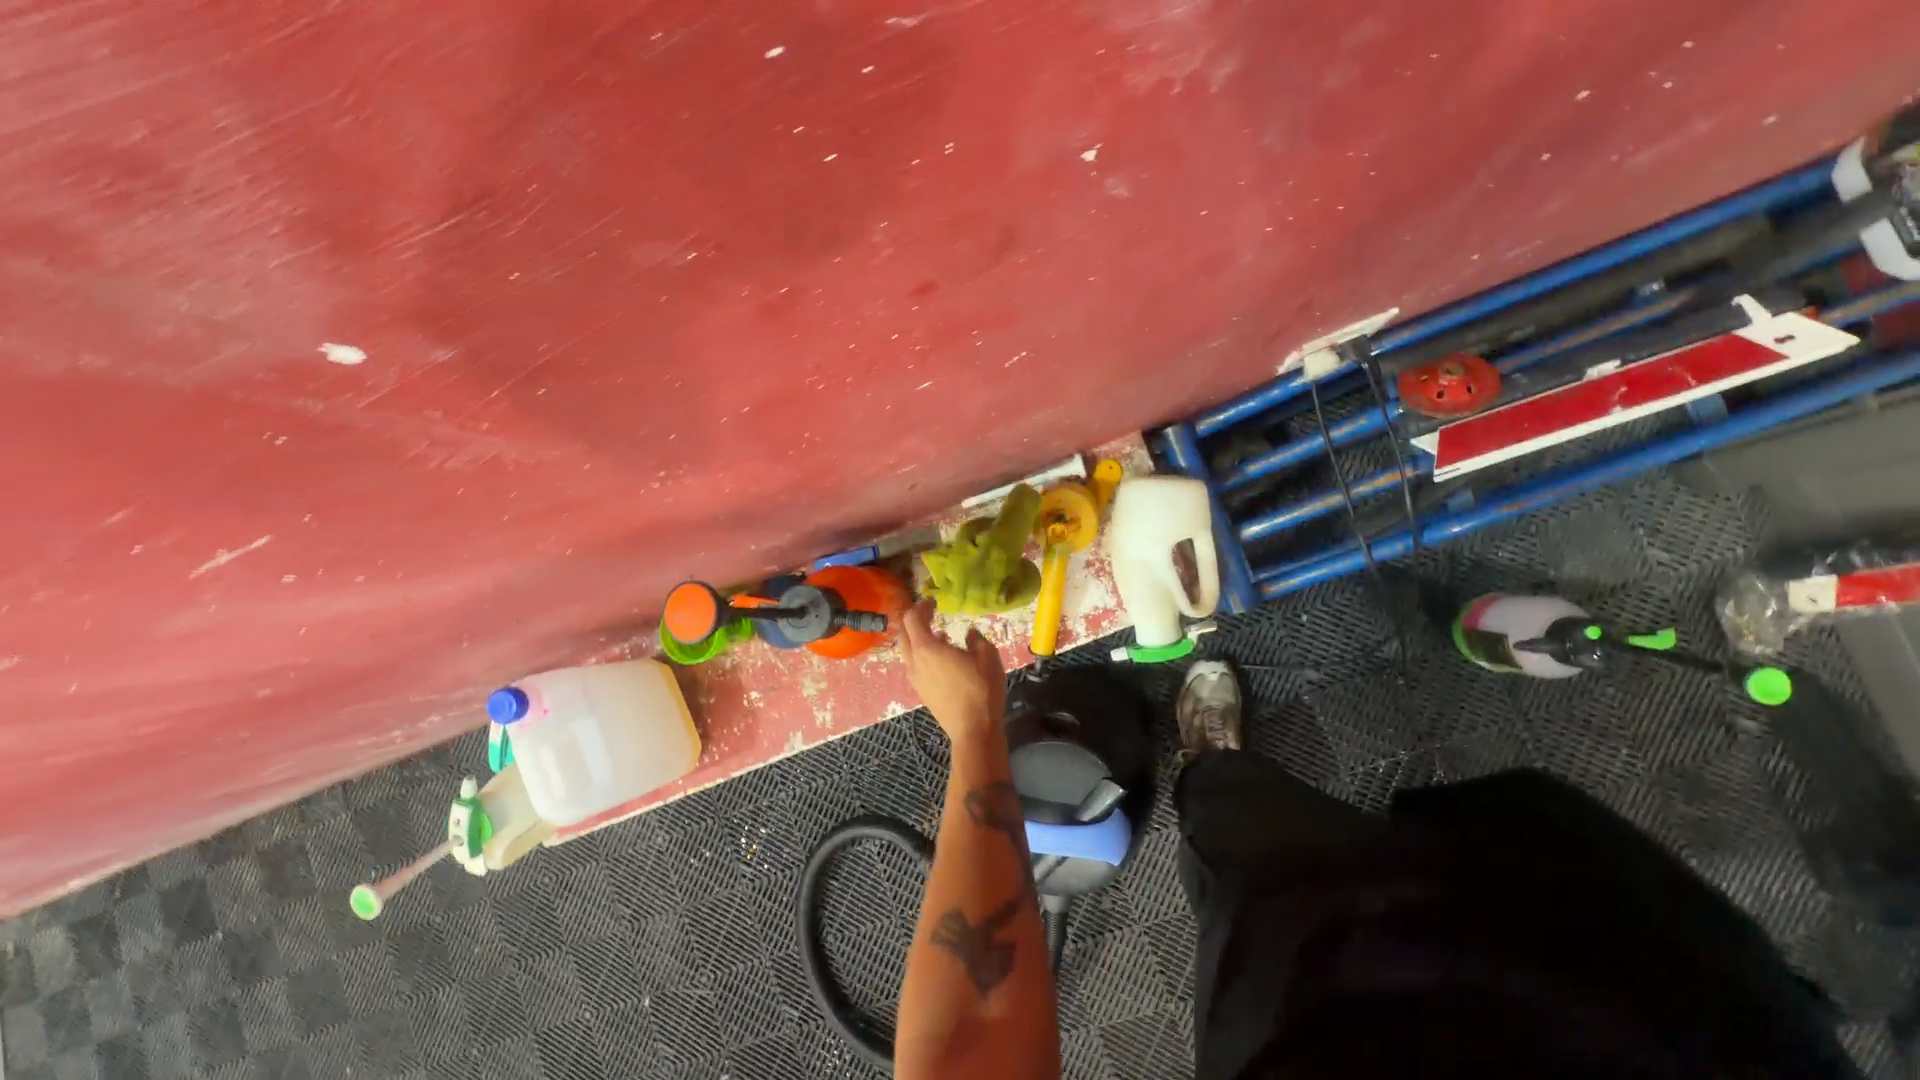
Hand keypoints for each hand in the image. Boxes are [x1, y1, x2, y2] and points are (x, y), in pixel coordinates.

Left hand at [898, 600, 1005, 738]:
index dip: (921, 606)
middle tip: (930, 614)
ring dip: (917, 638)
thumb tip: (969, 633)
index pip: (912, 619)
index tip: (934, 602)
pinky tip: (941, 657)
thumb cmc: (981, 689)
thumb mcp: (987, 656)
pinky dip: (922, 654)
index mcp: (927, 648)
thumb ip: (976, 639)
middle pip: (903, 633)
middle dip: (914, 620)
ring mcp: (915, 678)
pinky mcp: (921, 691)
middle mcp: (914, 661)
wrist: (973, 729)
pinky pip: (915, 664)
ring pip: (907, 650)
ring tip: (938, 634)